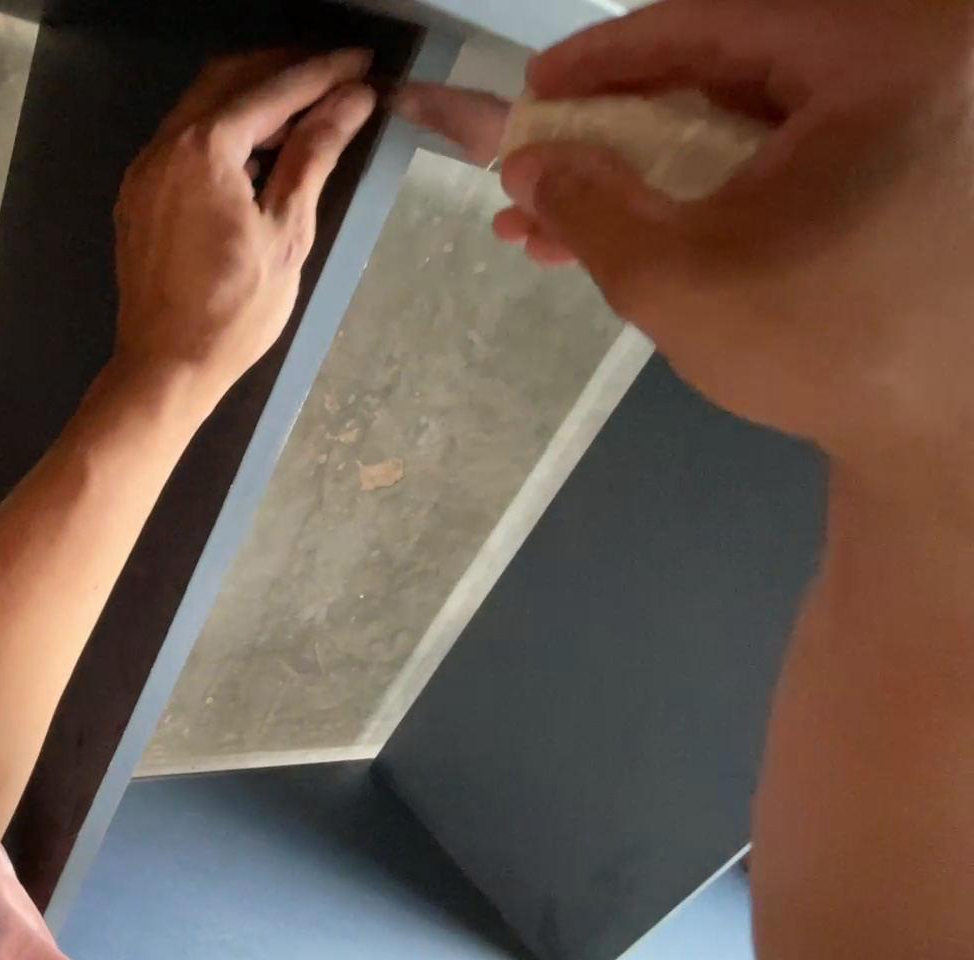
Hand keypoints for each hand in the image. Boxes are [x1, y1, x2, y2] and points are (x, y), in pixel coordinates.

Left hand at [112, 50, 377, 399]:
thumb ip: (313, 156)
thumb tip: (350, 101)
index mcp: (202, 151)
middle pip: (228, 81)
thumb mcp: (286, 233)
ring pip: (198, 108)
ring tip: (300, 118)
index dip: (324, 72)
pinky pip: (179, 142)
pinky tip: (251, 155)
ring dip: (249, 100)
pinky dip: (218, 132)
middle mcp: (162, 150)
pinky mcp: (135, 201)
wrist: (165, 367)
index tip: (363, 65)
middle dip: (284, 72)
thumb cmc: (232, 313)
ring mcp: (142, 175)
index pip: (273, 89)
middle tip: (335, 83)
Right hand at [398, 0, 973, 502]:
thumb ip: (585, 207)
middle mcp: (918, 62)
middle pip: (728, 66)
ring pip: (740, 116)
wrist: (938, 422)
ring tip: (547, 217)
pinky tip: (611, 229)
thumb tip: (523, 162)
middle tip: (536, 156)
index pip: (718, 24)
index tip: (534, 84)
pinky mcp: (902, 163)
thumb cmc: (811, 341)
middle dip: (611, 122)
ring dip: (634, 165)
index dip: (608, 54)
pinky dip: (687, 185)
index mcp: (888, 59)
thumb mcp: (667, 273)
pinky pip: (773, 152)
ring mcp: (915, 114)